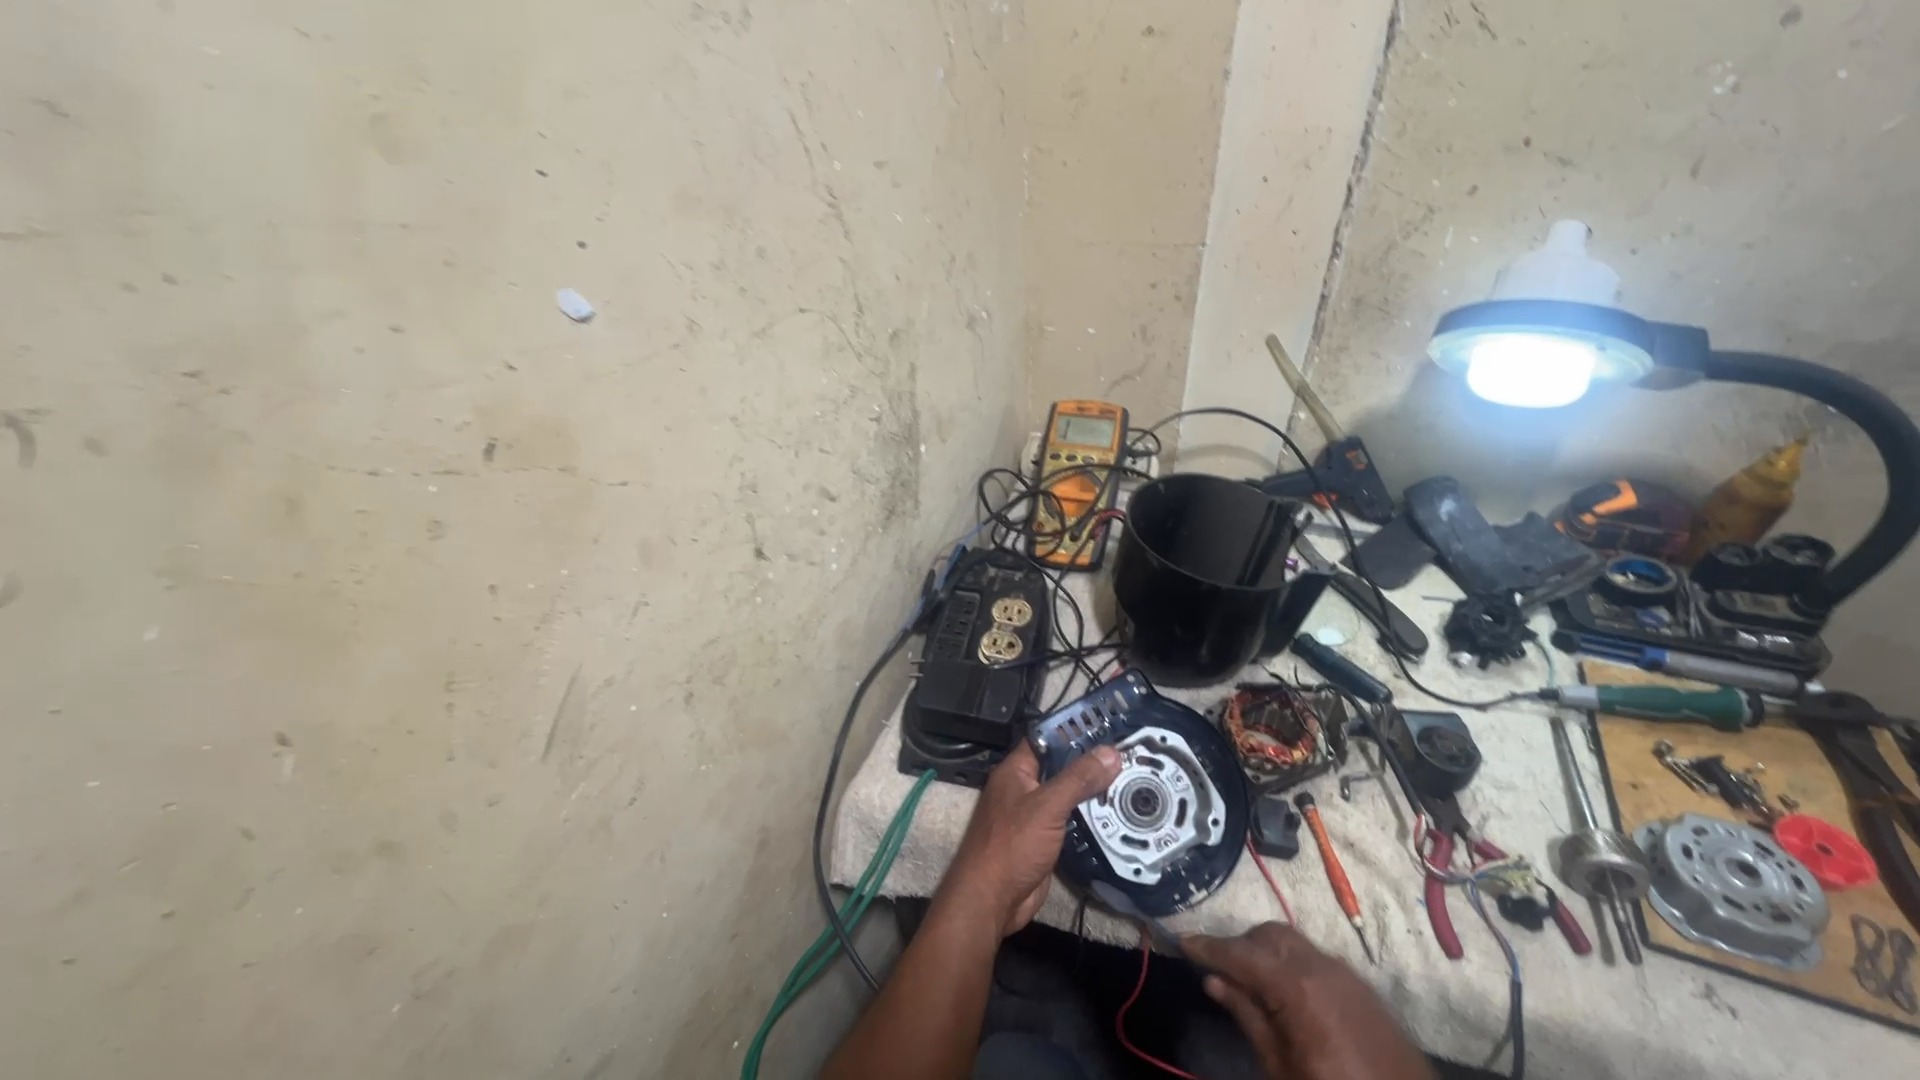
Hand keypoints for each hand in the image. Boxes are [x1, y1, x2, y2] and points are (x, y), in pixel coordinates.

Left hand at [935, 740, 1121, 936]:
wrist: (991, 901)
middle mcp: (1023, 789)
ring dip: (1094, 792)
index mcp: (1016, 772)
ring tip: (1132, 780)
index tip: (1109, 726)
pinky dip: (1090, 819)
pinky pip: (1070, 822)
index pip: (1046, 740)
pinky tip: (1117, 815)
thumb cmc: (1012, 845)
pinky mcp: (1044, 841)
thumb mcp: (1047, 806)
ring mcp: (1033, 817)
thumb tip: (1111, 753)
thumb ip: (1078, 779)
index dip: (1074, 731)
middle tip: (1130, 755)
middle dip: (1091, 764)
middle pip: (1060, 768)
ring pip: (1068, 797)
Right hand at [1183, 923, 1434, 1079]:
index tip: (1182, 941)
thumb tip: (1214, 982)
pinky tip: (1283, 992)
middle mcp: (1320, 967)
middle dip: (1240, 945)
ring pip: (1292, 942)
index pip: (1241, 954)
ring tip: (1248, 981)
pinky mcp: (1360, 987)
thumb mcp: (1280, 1066)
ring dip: (1265, 950)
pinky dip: (1289, 962)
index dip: (1209, 947)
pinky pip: (1314, 958)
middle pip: (1268, 935)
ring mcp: (1344, 974)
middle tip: (1217, 968)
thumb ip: (1247, 1017)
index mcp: (1296, 988)